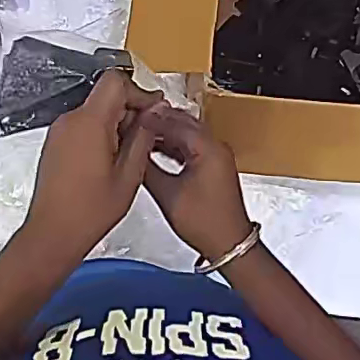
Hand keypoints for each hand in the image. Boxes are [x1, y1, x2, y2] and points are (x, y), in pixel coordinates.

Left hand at [22, 71, 161, 262]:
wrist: (54, 232)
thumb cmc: (88, 210)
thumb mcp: (130, 173)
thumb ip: (144, 136)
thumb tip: (155, 112)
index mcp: (90, 123)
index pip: (116, 82)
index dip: (140, 93)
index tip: (154, 112)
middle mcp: (70, 121)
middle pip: (107, 96)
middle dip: (131, 111)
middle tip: (148, 136)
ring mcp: (60, 131)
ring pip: (96, 111)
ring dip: (118, 124)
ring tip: (131, 154)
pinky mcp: (56, 143)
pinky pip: (84, 126)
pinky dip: (102, 134)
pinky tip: (113, 161)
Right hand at [139, 105, 253, 260]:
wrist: (229, 243)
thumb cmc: (206, 223)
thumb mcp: (169, 195)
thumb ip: (148, 170)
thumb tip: (132, 154)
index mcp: (209, 149)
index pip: (175, 123)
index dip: (150, 119)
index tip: (131, 116)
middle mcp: (216, 147)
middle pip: (183, 123)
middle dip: (158, 121)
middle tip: (133, 119)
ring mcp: (216, 156)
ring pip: (187, 134)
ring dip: (165, 132)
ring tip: (139, 132)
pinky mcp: (213, 166)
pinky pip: (191, 147)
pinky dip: (173, 145)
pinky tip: (155, 149)